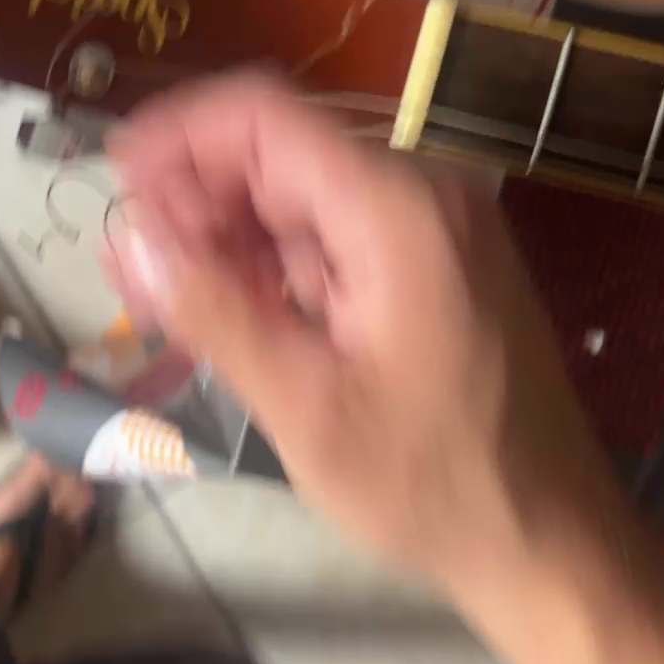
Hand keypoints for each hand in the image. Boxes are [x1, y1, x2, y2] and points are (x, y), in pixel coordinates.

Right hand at [106, 74, 633, 590]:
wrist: (548, 543)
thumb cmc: (432, 484)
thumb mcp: (306, 406)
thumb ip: (214, 313)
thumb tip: (132, 240)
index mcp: (395, 210)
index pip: (263, 121)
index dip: (178, 134)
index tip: (115, 171)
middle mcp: (413, 197)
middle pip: (274, 159)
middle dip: (191, 200)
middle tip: (130, 262)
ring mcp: (420, 232)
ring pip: (290, 203)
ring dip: (218, 238)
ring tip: (156, 292)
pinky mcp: (415, 269)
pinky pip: (319, 244)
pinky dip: (260, 268)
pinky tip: (217, 307)